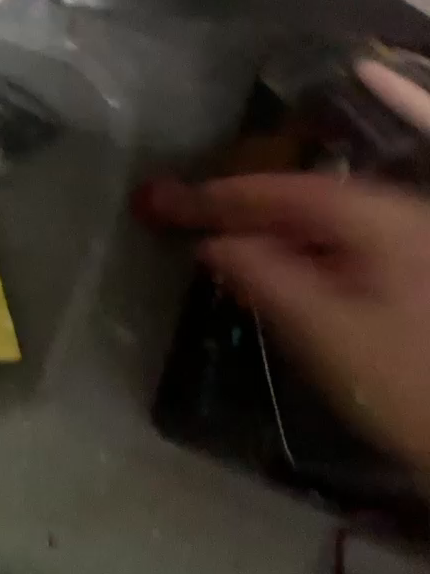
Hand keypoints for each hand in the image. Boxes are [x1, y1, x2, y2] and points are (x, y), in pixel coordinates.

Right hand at [142, 173, 429, 476]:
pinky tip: (280, 262)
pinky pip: (355, 247)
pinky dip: (306, 246)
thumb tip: (213, 244)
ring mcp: (425, 257)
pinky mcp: (424, 288)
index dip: (225, 192)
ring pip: (338, 224)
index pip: (293, 191)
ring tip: (221, 232)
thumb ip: (260, 275)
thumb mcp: (321, 329)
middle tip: (184, 212)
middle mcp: (416, 229)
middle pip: (318, 201)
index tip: (168, 200)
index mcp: (390, 228)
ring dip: (274, 225)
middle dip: (247, 206)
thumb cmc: (407, 382)